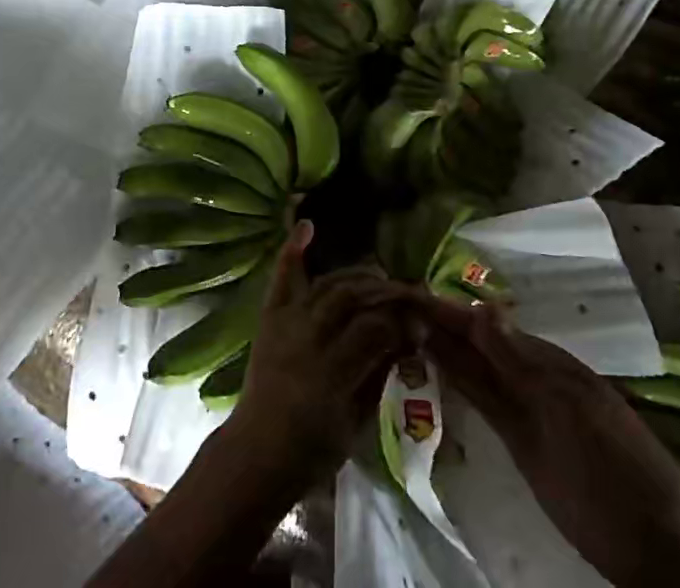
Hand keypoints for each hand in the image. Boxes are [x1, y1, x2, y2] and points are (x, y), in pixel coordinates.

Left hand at [229, 220, 416, 477]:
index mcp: (330, 372)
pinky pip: (283, 278)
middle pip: (353, 298)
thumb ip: (381, 372)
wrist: (258, 453)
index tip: (421, 327)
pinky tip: (309, 225)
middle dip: (386, 294)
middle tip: (409, 299)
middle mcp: (306, 338)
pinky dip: (294, 250)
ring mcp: (286, 323)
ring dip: (359, 277)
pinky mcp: (271, 318)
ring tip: (381, 281)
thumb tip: (409, 336)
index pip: (376, 328)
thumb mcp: (357, 420)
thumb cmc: (313, 449)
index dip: (403, 323)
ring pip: (329, 285)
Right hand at [414, 295, 679, 587]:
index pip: (482, 325)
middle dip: (435, 322)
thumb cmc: (613, 471)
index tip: (400, 291)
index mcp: (545, 361)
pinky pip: (481, 400)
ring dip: (440, 348)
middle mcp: (531, 376)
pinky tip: (435, 371)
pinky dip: (456, 381)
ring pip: (474, 369)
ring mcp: (525, 409)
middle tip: (385, 305)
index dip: (443, 308)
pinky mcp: (519, 440)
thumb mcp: (566, 411)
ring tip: (398, 329)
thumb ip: (520, 363)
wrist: (657, 543)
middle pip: (475, 342)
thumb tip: (481, 306)